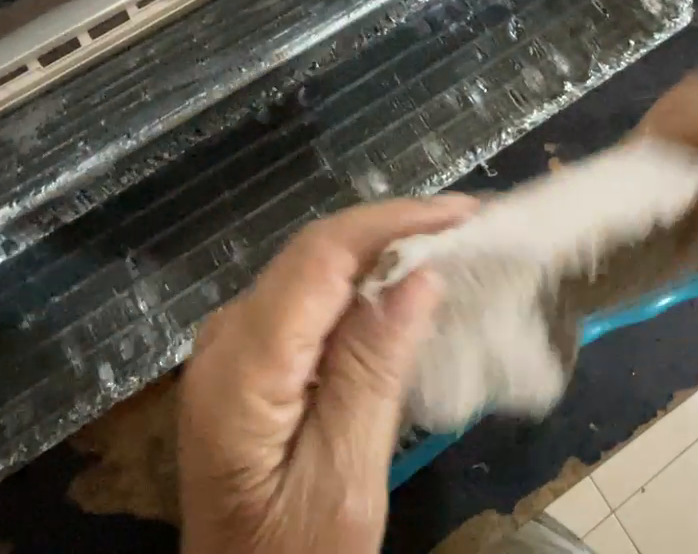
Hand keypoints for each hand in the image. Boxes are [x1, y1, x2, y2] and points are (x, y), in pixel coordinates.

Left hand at [178, 196, 475, 553]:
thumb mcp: (342, 484)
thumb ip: (371, 373)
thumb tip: (418, 276)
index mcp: (240, 366)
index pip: (319, 257)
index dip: (393, 222)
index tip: (464, 213)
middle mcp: (227, 337)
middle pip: (314, 256)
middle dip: (394, 230)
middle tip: (470, 226)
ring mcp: (234, 345)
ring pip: (315, 271)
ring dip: (382, 253)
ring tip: (450, 245)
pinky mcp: (251, 359)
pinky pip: (310, 301)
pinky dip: (362, 287)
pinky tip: (404, 288)